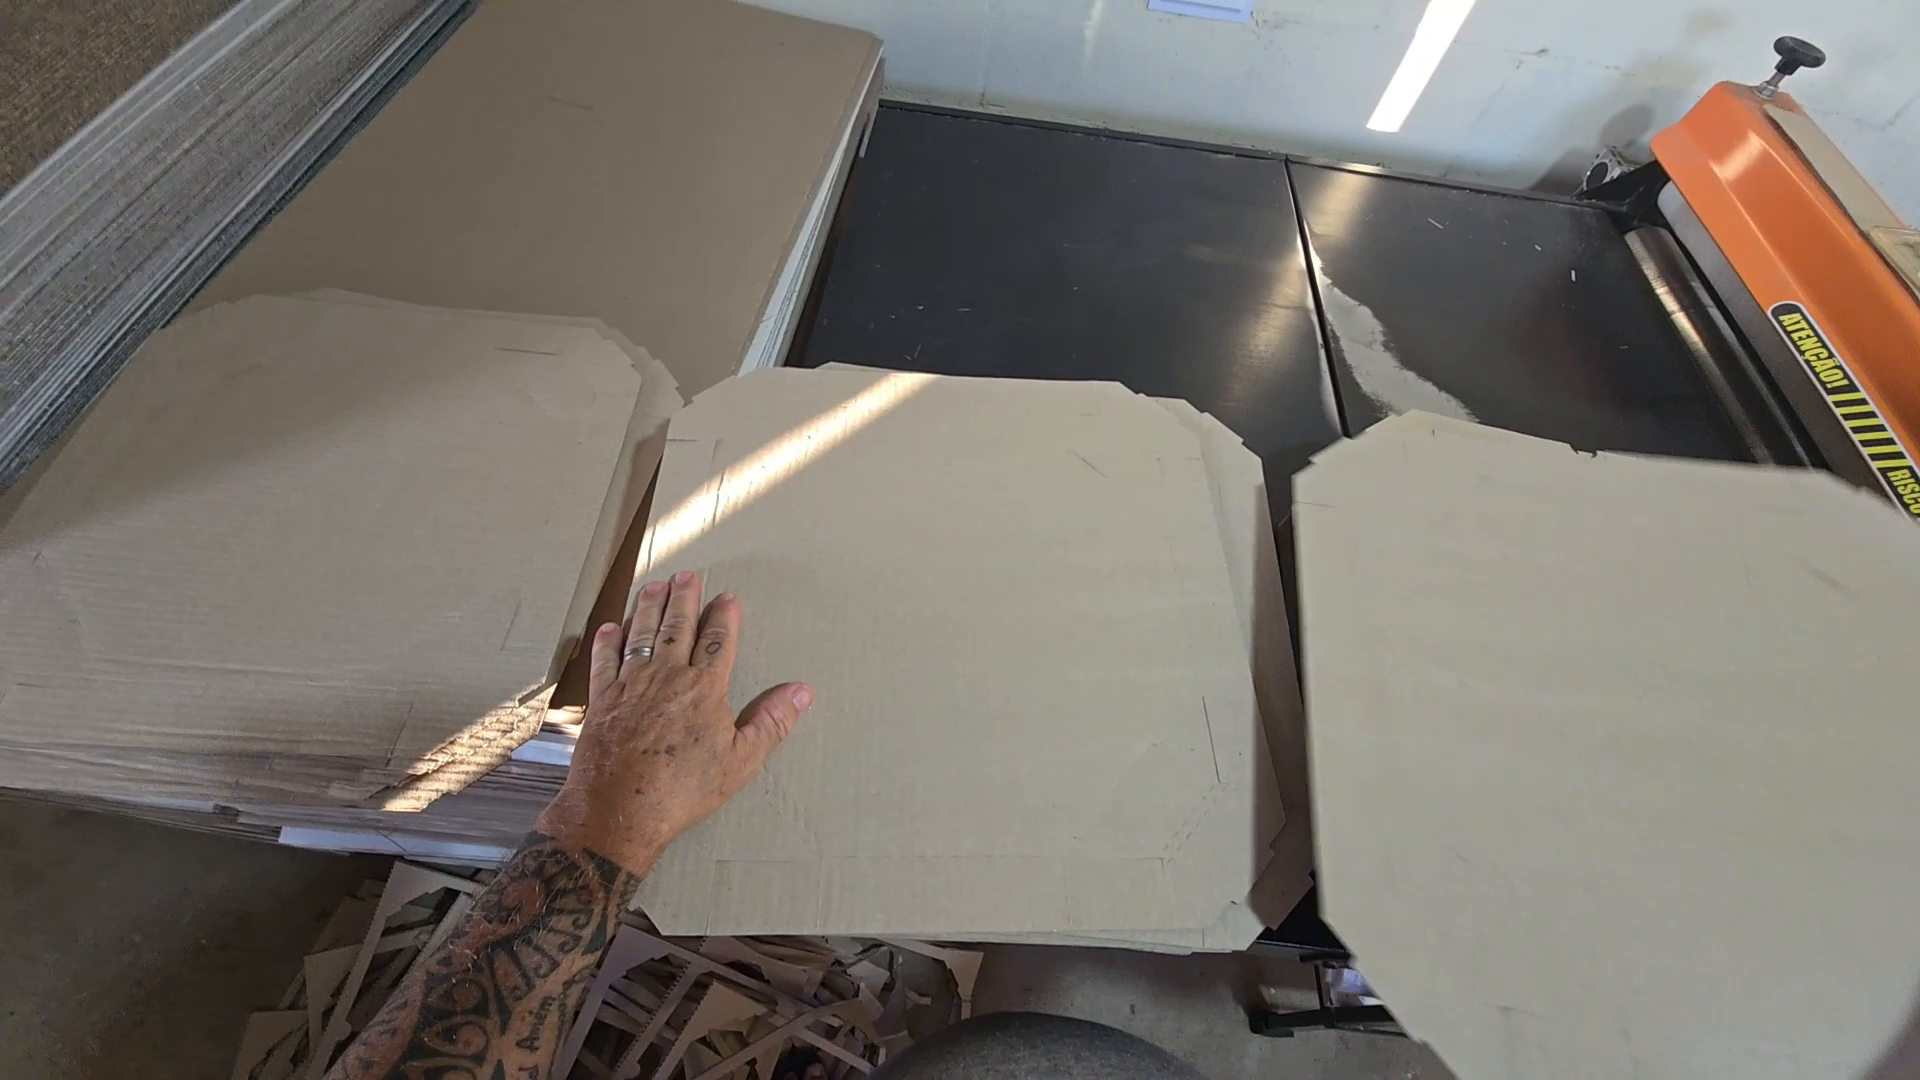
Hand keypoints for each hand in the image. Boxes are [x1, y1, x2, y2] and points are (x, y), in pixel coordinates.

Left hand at [535, 570, 812, 871]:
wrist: (617, 813)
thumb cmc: (683, 790)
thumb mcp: (741, 761)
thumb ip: (772, 722)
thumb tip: (802, 692)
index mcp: (704, 688)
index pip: (718, 641)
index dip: (724, 616)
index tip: (727, 598)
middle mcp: (667, 678)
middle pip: (677, 627)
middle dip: (684, 598)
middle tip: (687, 576)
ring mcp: (630, 687)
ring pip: (641, 635)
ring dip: (648, 608)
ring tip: (654, 586)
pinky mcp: (602, 703)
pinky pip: (605, 662)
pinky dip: (608, 642)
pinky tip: (610, 627)